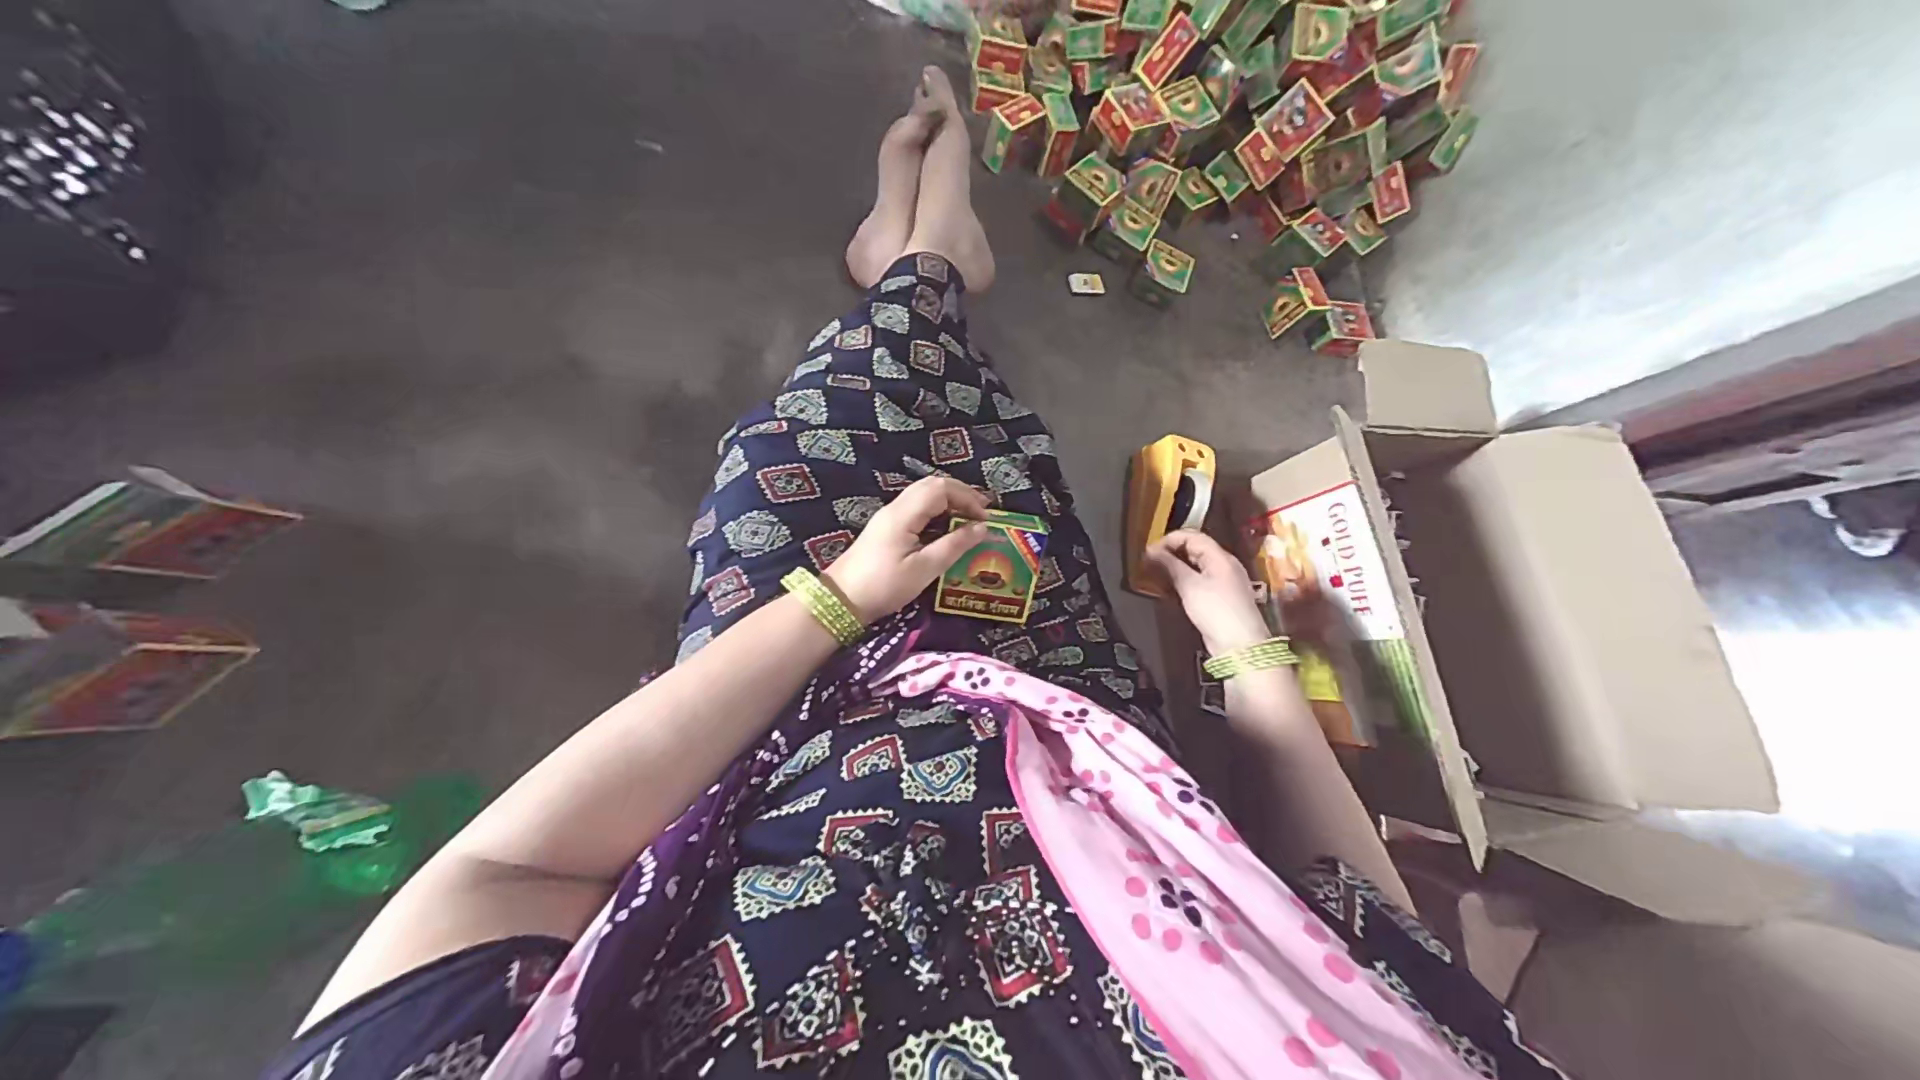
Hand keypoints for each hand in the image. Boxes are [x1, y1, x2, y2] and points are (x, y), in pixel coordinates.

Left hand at [823, 476, 989, 622]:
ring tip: (968, 520)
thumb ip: (954, 545)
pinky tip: (945, 529)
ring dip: (948, 502)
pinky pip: (916, 508)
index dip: (967, 497)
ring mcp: (888, 517)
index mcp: (904, 514)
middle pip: (931, 485)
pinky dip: (936, 511)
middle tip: (981, 513)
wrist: (842, 600)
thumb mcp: (924, 569)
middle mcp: (895, 508)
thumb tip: (981, 528)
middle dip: (960, 494)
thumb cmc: (884, 586)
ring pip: (923, 495)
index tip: (985, 518)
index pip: (941, 488)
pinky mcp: (885, 528)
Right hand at [1143, 530, 1271, 654]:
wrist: (1239, 645)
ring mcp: (1223, 582)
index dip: (1169, 540)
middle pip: (1194, 549)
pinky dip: (1183, 580)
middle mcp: (1223, 565)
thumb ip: (1170, 565)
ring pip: (1195, 565)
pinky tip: (1170, 588)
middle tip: (1149, 563)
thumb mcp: (1190, 585)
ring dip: (1175, 568)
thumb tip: (1152, 551)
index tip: (1149, 551)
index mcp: (1220, 557)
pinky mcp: (1220, 597)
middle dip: (1170, 553)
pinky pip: (1198, 581)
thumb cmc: (1215, 611)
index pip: (1192, 536)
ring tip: (1155, 575)